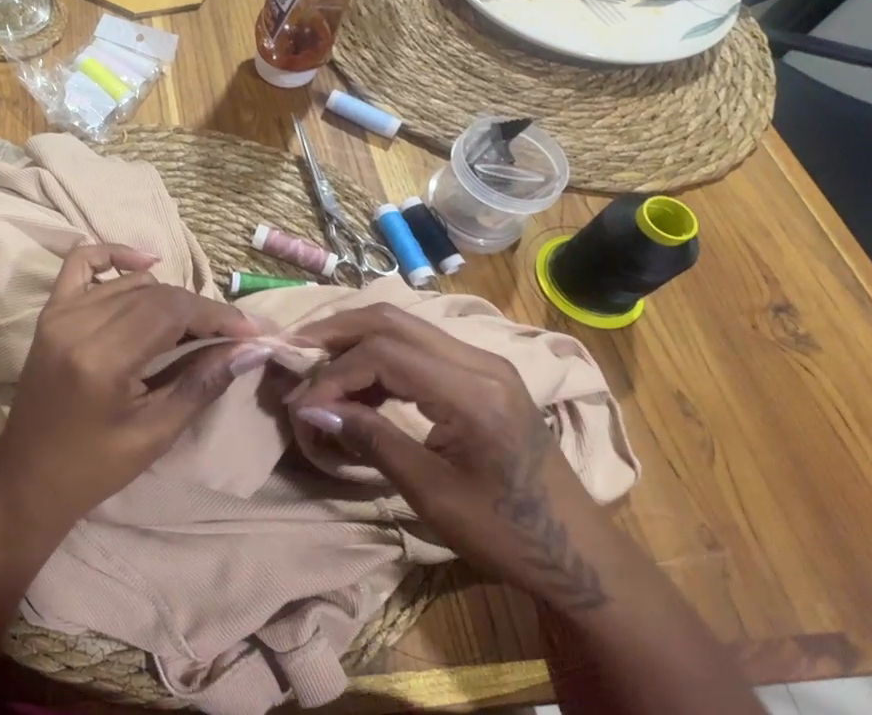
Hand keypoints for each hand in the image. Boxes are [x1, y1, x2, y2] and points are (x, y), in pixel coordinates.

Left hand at [0, 244, 270, 529]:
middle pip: (155, 293)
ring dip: (169, 296)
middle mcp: (77, 324)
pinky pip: (82, 263)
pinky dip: (115, 256)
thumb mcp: (155, 434)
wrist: (27, 477)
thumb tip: (251, 349)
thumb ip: (202, 383)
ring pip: (130, 282)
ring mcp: (59, 314)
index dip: (217, 315)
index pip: (171, 312)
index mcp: (102, 359)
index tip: (254, 330)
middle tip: (233, 334)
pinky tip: (147, 263)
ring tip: (197, 326)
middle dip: (200, 309)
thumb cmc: (93, 468)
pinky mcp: (50, 313)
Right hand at [288, 305, 615, 611]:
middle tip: (296, 351)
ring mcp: (486, 364)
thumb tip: (313, 410)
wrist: (576, 552)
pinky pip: (421, 346)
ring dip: (357, 340)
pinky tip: (359, 381)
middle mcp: (481, 362)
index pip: (385, 354)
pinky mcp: (484, 374)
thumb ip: (371, 439)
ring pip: (405, 325)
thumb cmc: (505, 532)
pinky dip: (381, 355)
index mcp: (473, 393)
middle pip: (393, 320)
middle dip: (338, 332)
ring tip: (318, 365)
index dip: (335, 374)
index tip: (303, 405)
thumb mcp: (431, 492)